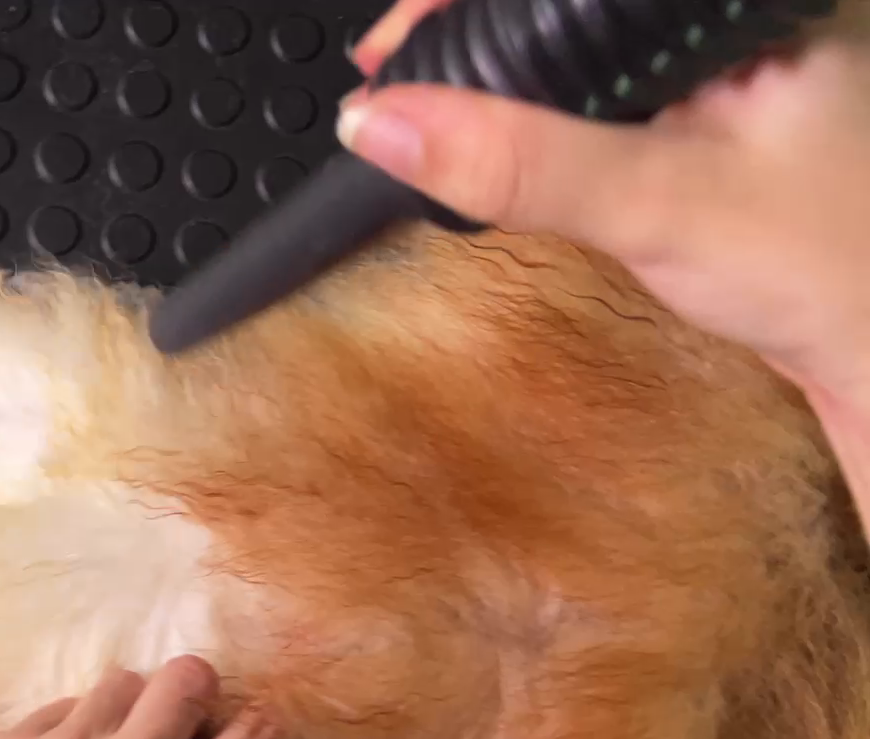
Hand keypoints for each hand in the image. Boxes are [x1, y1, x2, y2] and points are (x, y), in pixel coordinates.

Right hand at [339, 0, 869, 397]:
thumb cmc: (814, 259)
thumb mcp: (649, 200)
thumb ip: (516, 163)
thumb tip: (380, 125)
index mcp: (726, 0)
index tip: (378, 56)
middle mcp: (713, 18)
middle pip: (554, 3)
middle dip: (456, 33)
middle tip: (378, 85)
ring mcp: (698, 66)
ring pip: (559, 45)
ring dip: (476, 76)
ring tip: (407, 107)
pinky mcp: (682, 112)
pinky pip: (574, 95)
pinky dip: (510, 114)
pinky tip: (480, 137)